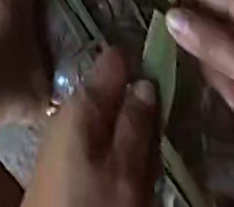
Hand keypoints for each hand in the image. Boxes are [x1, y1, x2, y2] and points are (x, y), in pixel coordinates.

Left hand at [22, 47, 156, 206]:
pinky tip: (133, 163)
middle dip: (137, 98)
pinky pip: (98, 143)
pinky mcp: (64, 166)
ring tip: (158, 138)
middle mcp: (68, 112)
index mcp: (81, 103)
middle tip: (170, 108)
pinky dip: (117, 148)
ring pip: (106, 120)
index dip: (140, 60)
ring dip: (130, 128)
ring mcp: (63, 139)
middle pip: (110, 92)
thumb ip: (135, 125)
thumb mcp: (124, 173)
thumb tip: (146, 82)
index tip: (167, 63)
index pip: (113, 62)